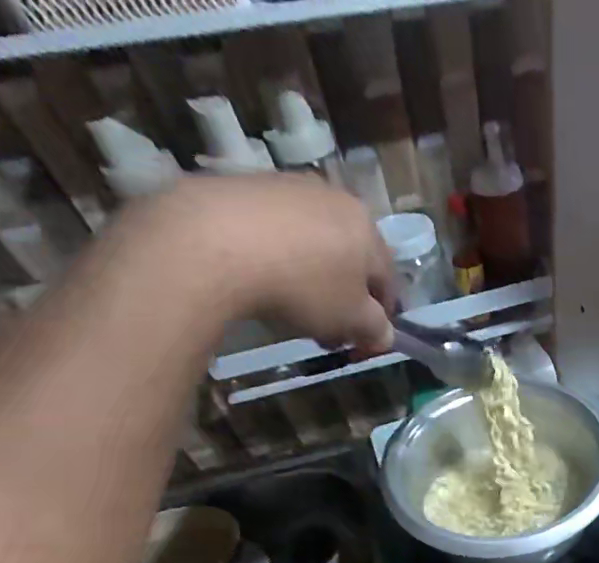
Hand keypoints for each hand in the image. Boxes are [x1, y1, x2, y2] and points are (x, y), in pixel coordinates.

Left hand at [108, 175, 395, 352]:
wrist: (212, 244)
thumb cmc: (301, 286)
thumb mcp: (349, 320)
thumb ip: (375, 329)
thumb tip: (384, 335)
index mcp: (366, 226)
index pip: (386, 277)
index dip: (381, 314)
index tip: (365, 340)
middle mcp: (333, 197)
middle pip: (349, 255)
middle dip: (344, 294)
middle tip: (328, 329)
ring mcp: (286, 186)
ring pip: (312, 240)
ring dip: (310, 274)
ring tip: (291, 306)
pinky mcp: (242, 185)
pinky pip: (272, 229)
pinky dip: (275, 255)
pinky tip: (259, 278)